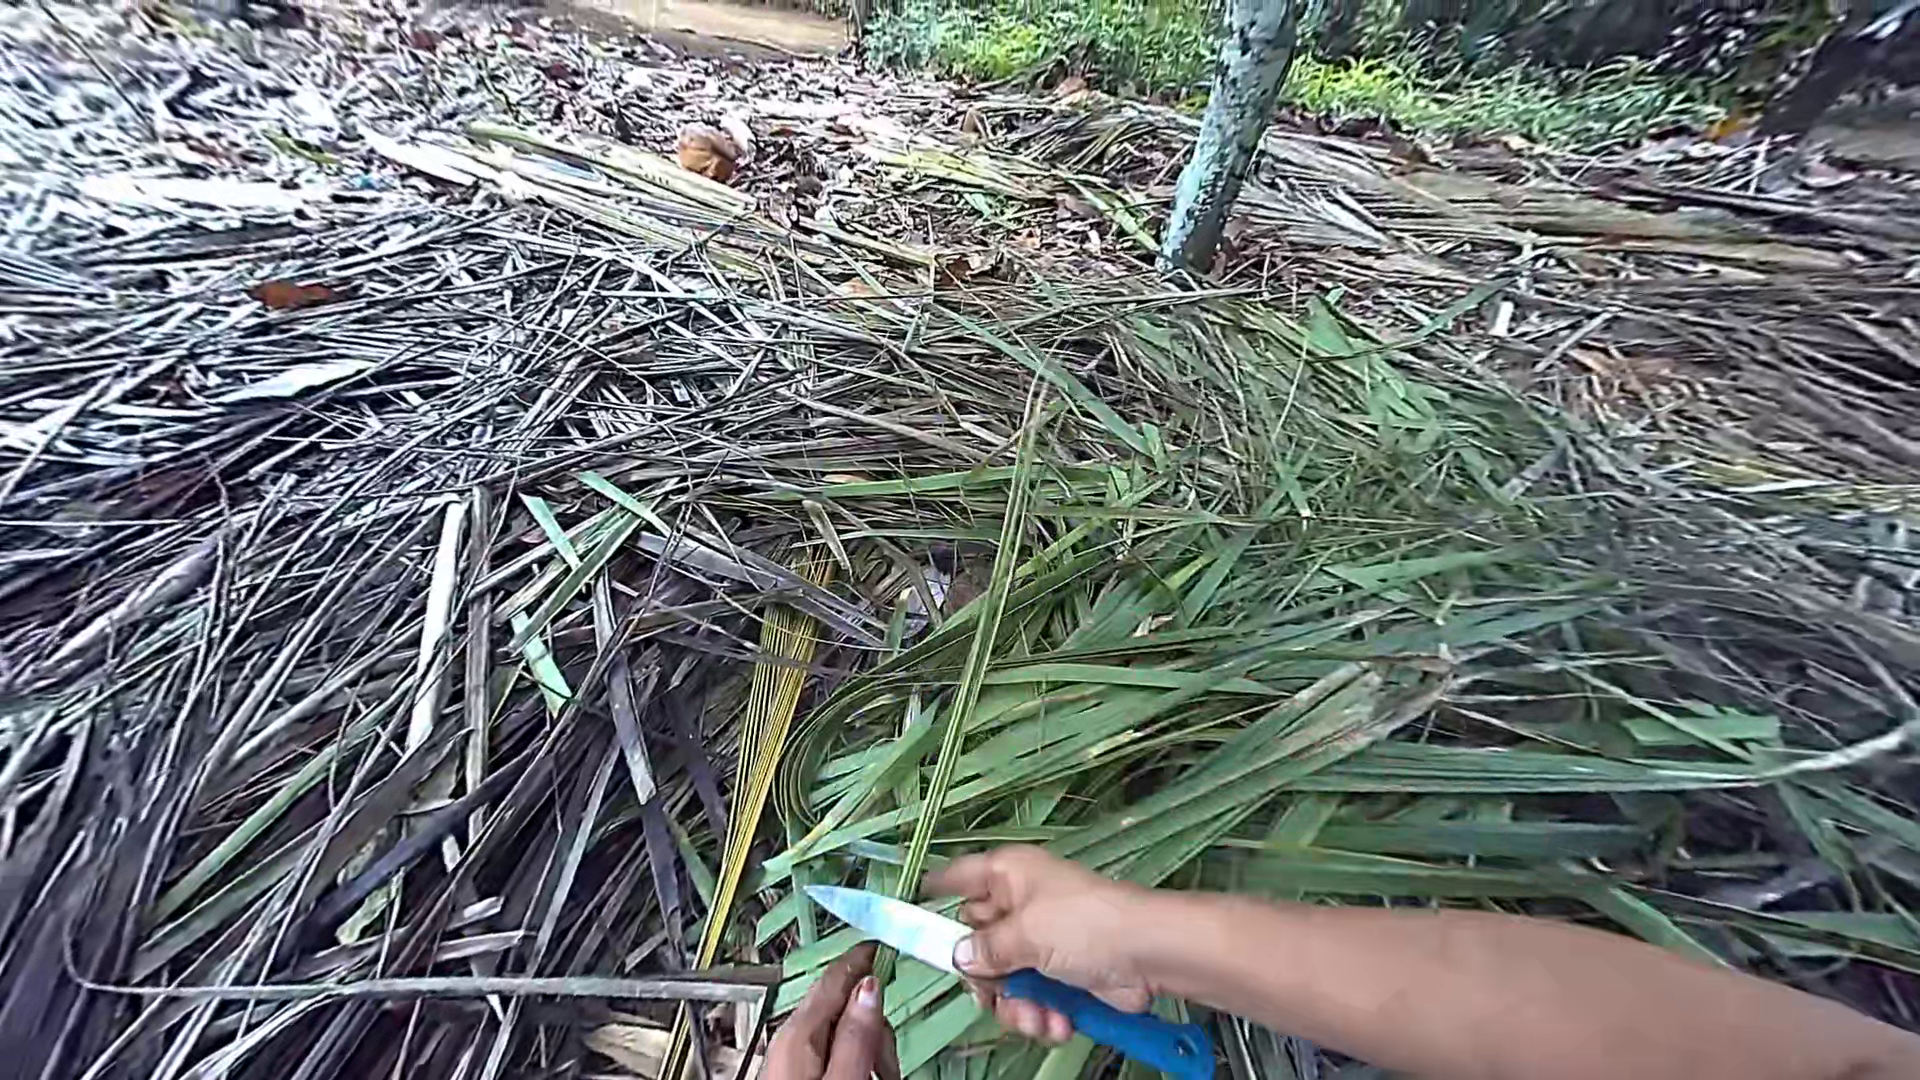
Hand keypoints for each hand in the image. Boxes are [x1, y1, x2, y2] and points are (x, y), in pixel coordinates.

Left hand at [766, 943, 900, 1079]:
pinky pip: (828, 1052)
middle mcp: (788, 1038)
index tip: (888, 945)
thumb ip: (856, 1033)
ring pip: (838, 1028)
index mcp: (799, 1031)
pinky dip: (850, 1059)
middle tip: (888, 1060)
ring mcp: (787, 1059)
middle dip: (873, 1021)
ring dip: (865, 1044)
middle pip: (842, 1002)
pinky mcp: (791, 1077)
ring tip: (879, 1074)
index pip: (837, 974)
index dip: (865, 955)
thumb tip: (870, 986)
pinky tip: (861, 1076)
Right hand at [924, 845, 1159, 1045]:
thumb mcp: (1027, 932)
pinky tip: (1057, 1020)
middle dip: (985, 976)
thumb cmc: (1082, 923)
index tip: (912, 911)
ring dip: (1016, 1004)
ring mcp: (1036, 937)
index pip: (959, 876)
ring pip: (1000, 976)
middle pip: (976, 940)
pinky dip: (1039, 1013)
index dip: (935, 890)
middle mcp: (1017, 901)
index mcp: (1007, 874)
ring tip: (1038, 1014)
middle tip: (992, 992)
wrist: (1144, 954)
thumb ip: (987, 948)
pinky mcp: (1055, 969)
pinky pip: (1028, 995)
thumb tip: (959, 956)